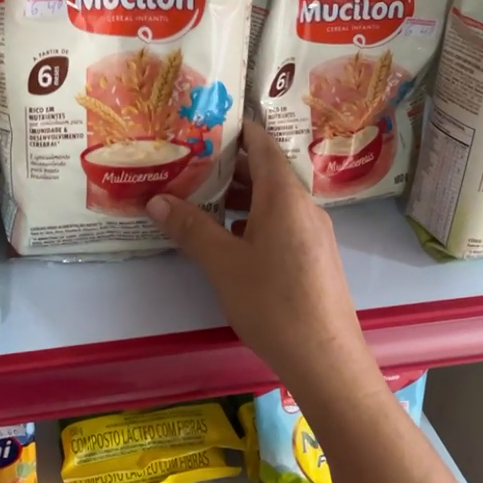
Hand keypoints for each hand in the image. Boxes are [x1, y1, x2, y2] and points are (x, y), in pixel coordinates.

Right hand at [147, 124, 368, 389]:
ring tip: (198, 200)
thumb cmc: (273, 303)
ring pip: (272, 200)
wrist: (326, 359)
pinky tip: (227, 239)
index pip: (262, 144)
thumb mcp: (223, 264)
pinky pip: (281, 223)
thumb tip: (156, 200)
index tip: (202, 124)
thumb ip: (190, 228)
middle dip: (226, 166)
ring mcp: (313, 232)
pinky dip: (252, 220)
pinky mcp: (314, 257)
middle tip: (186, 163)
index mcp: (284, 196)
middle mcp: (304, 206)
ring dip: (238, 197)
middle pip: (265, 171)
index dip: (235, 129)